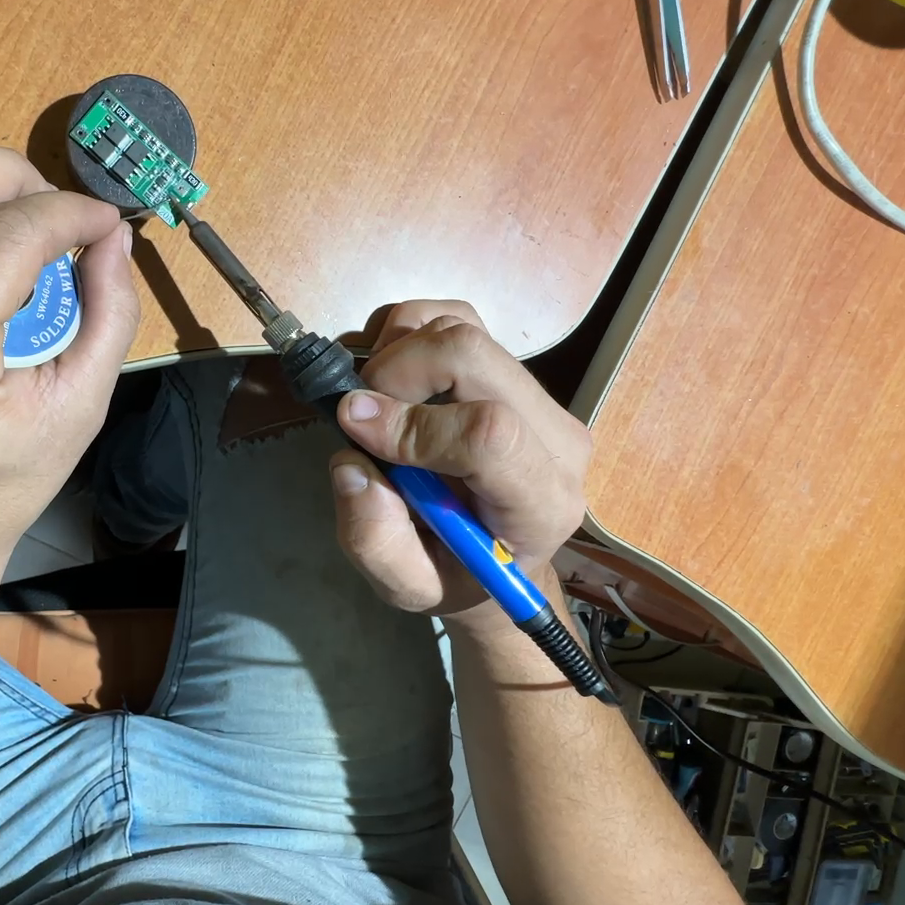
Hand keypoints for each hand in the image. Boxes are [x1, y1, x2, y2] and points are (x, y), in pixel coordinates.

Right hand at [328, 301, 589, 631]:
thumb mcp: (407, 587)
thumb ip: (376, 541)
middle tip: (362, 417)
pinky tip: (394, 383)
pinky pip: (455, 317)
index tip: (353, 426)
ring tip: (380, 404)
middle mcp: (553, 437)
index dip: (410, 424)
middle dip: (393, 375)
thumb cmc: (453, 575)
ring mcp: (538, 394)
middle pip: (470, 354)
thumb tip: (350, 462)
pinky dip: (406, 335)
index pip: (489, 434)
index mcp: (539, 502)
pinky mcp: (512, 367)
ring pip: (459, 326)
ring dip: (396, 354)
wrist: (495, 553)